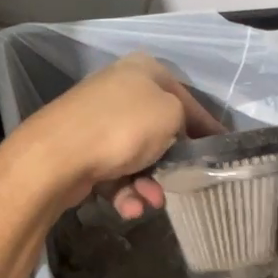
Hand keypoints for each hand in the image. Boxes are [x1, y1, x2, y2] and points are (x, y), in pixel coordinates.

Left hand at [10, 53, 223, 216]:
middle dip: (170, 163)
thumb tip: (172, 135)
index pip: (184, 97)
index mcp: (142, 70)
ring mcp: (96, 122)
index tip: (220, 148)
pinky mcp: (80, 152)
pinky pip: (113, 174)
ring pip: (136, 158)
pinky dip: (124, 192)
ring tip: (149, 201)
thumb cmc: (123, 127)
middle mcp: (118, 91)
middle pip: (158, 131)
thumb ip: (183, 120)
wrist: (57, 156)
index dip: (205, 124)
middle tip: (181, 183)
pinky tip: (127, 207)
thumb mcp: (170, 114)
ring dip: (147, 184)